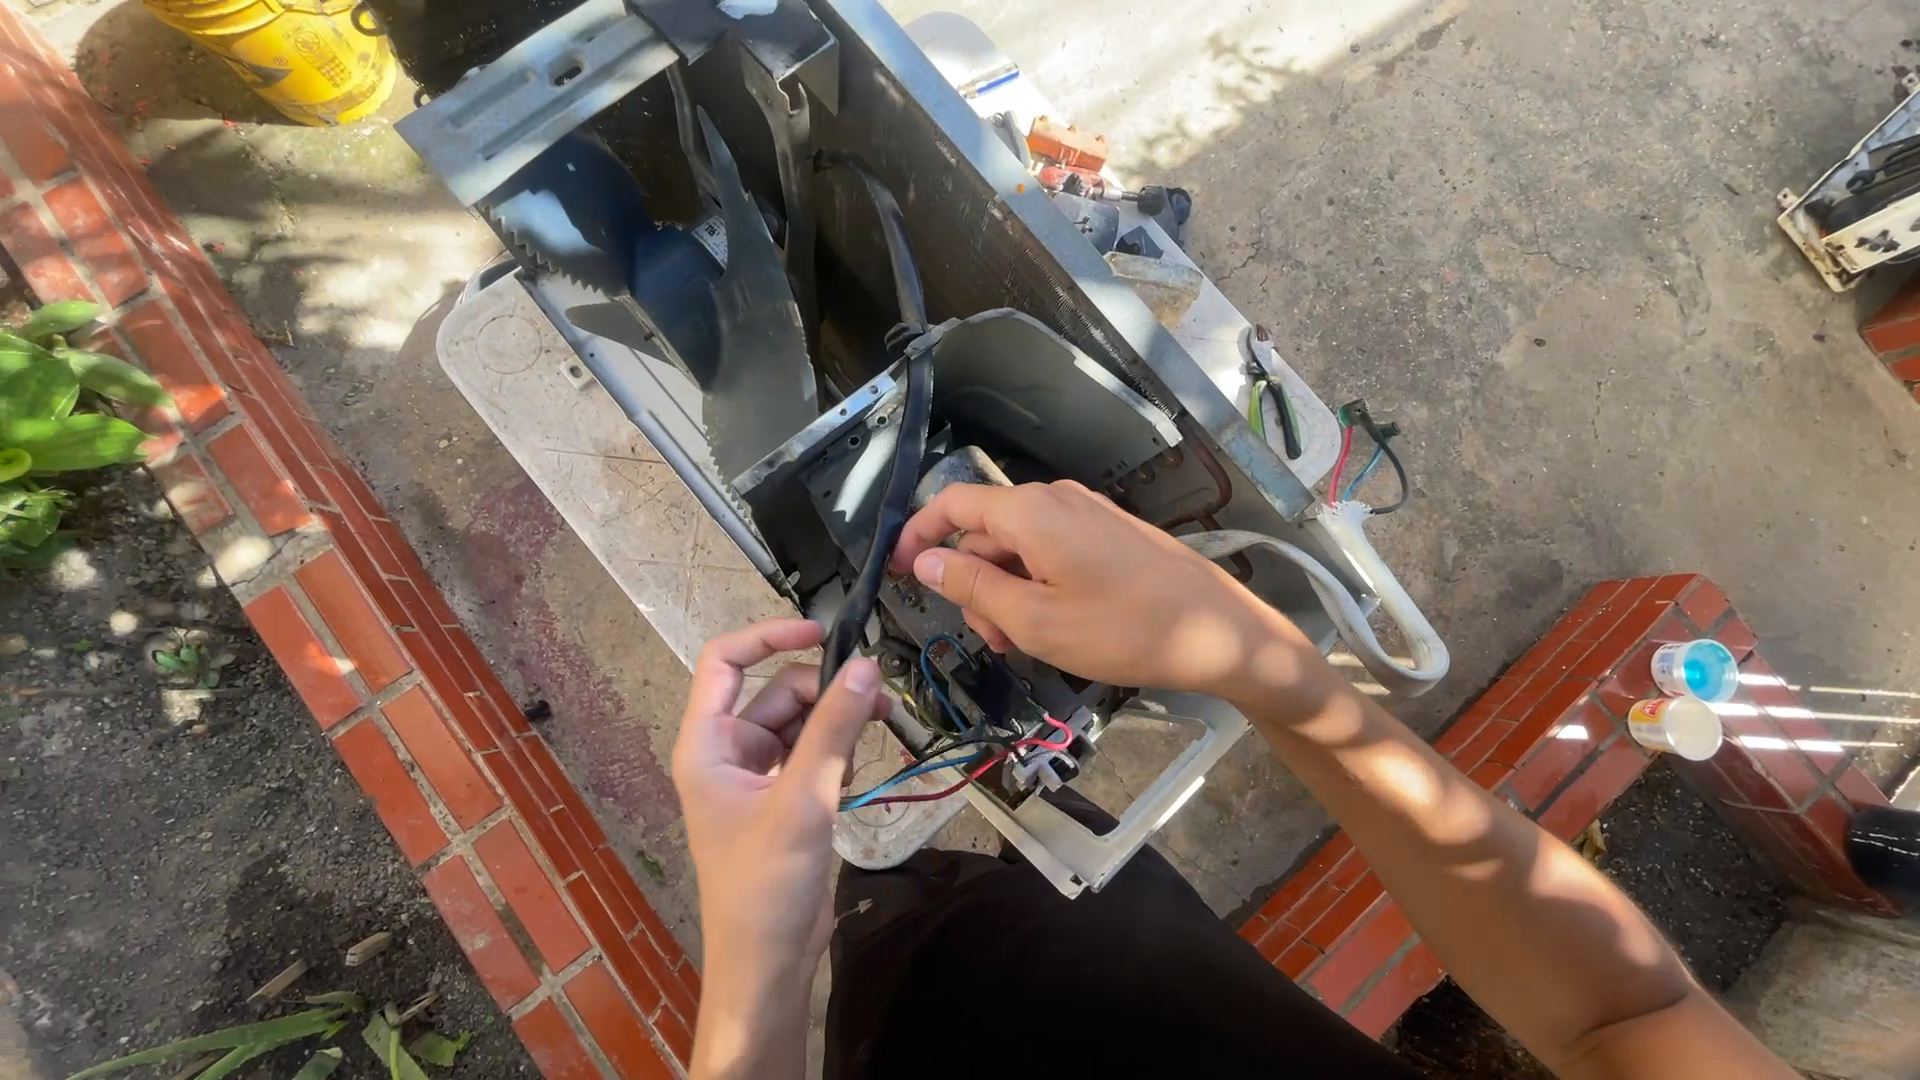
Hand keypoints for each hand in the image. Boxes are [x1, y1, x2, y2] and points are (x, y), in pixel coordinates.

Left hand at [670, 619, 887, 1079]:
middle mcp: (729, 750)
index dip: (768, 635)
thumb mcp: (802, 800)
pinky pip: (814, 749)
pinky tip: (854, 776)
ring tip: (875, 734)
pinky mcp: (784, 794)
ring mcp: (758, 773)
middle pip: (779, 691)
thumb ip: (834, 729)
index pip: (726, 661)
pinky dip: (838, 750)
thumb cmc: (766, 885)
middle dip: (826, 691)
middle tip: (878, 699)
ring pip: (802, 719)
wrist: (769, 963)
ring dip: (838, 720)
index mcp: (708, 744)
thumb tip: (865, 665)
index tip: (821, 632)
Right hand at [889, 481, 1327, 706]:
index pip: (952, 503)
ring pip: (1019, 547)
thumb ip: (972, 587)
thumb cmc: (1124, 628)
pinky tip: (1054, 626)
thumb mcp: (1035, 619)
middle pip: (986, 532)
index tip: (897, 570)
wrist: (1219, 631)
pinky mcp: (1108, 534)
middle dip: (973, 583)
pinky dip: (1036, 585)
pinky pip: (1051, 551)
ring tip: (1024, 643)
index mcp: (1030, 512)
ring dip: (1006, 592)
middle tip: (990, 639)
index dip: (917, 533)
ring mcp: (1086, 515)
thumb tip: (924, 561)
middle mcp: (1055, 500)